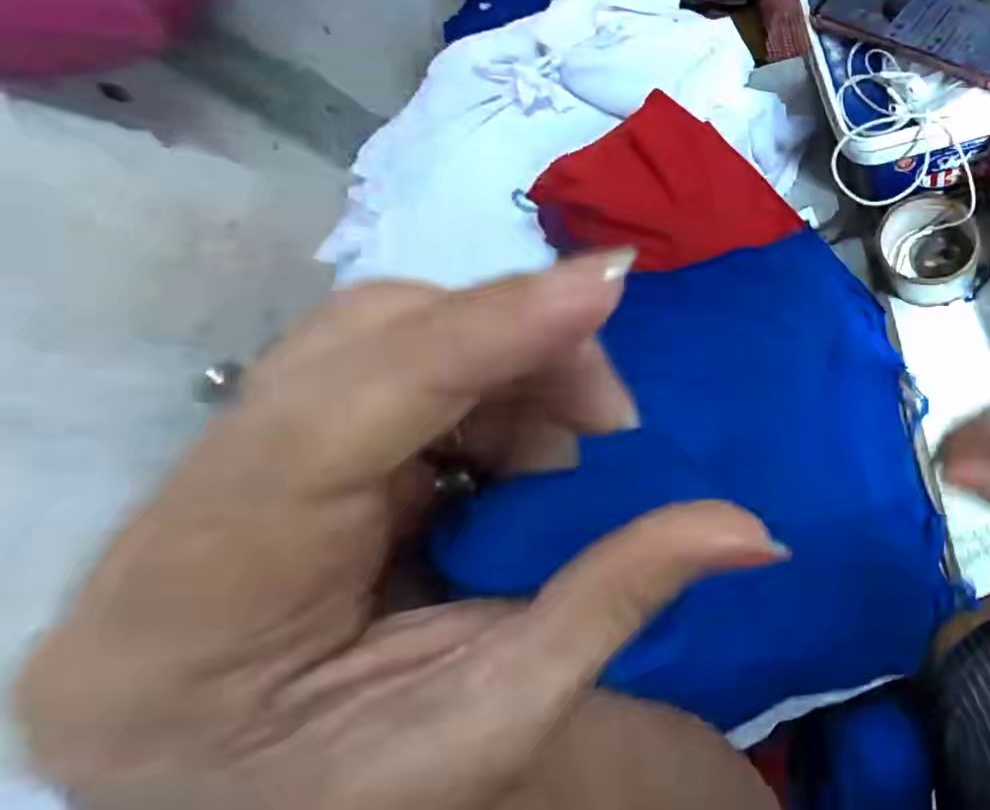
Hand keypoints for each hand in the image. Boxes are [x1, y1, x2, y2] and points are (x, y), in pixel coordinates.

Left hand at [14, 251, 784, 809]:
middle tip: (611, 419)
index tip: (603, 284)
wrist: (313, 805)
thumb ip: (624, 597)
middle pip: (352, 348)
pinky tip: (535, 447)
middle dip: (512, 346)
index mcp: (189, 618)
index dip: (478, 336)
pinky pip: (410, 362)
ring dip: (514, 365)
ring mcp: (233, 473)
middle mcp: (180, 523)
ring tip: (579, 444)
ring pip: (386, 337)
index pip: (328, 423)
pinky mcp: (295, 451)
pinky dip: (502, 382)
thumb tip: (757, 535)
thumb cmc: (385, 787)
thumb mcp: (510, 712)